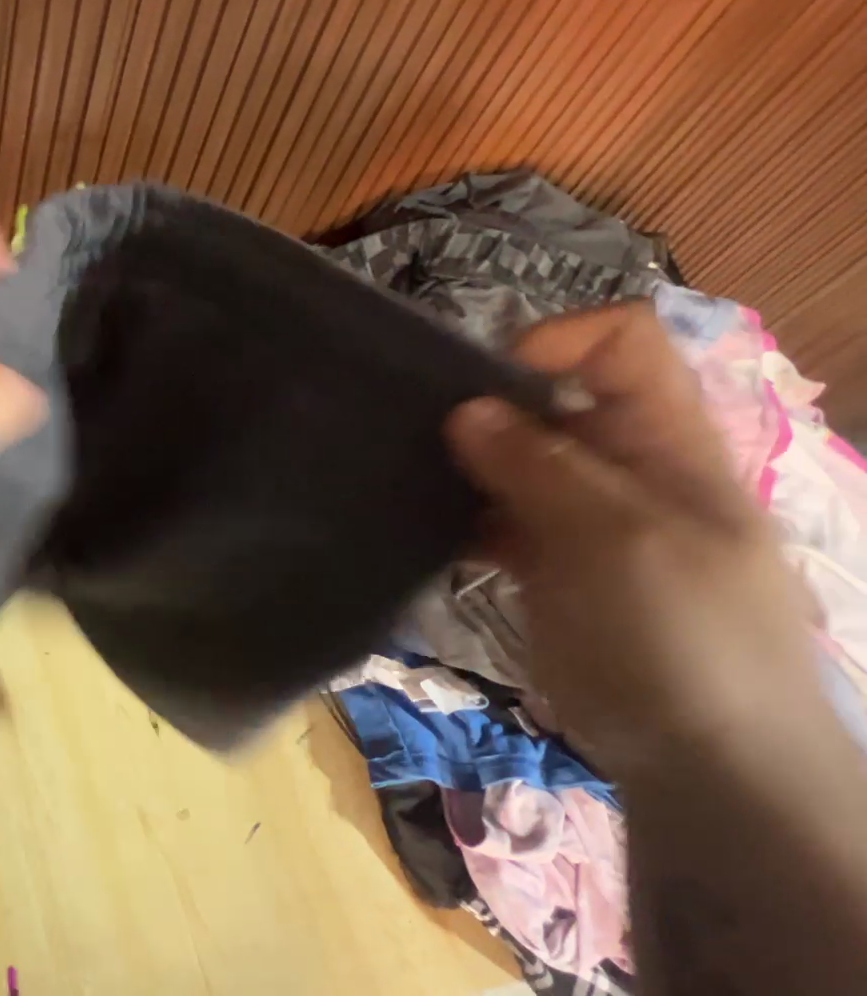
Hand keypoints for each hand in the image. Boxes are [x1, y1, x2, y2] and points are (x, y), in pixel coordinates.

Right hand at [445, 304, 826, 766]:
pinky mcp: (541, 562)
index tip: (478, 389)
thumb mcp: (620, 540)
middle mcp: (618, 464)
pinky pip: (488, 516)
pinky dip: (452, 515)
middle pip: (546, 398)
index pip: (618, 343)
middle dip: (479, 405)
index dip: (550, 343)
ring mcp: (576, 516)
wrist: (701, 759)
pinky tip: (416, 529)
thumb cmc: (681, 636)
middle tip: (413, 437)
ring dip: (456, 463)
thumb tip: (465, 409)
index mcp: (663, 441)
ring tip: (399, 480)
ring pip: (507, 458)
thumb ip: (542, 468)